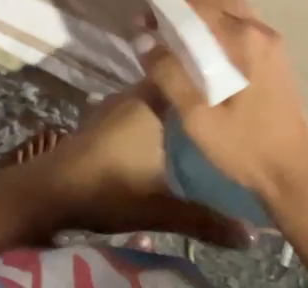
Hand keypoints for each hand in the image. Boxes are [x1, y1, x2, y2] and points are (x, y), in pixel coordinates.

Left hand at [0, 91, 250, 247]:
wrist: (53, 189)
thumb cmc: (108, 188)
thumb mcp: (161, 209)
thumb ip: (207, 220)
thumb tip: (254, 234)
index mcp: (155, 102)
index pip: (192, 73)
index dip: (219, 78)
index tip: (250, 90)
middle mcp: (139, 92)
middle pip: (181, 84)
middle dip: (206, 96)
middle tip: (243, 112)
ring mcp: (122, 102)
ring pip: (164, 96)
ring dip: (185, 107)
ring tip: (220, 124)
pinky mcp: (111, 116)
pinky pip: (149, 106)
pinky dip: (166, 116)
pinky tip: (182, 137)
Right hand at [140, 0, 307, 203]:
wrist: (295, 177)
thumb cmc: (246, 147)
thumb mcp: (198, 117)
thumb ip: (169, 74)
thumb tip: (145, 42)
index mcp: (244, 40)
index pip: (198, 4)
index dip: (166, 7)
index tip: (142, 22)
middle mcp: (261, 32)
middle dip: (184, 4)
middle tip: (158, 23)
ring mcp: (272, 44)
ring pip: (231, 8)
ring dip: (202, 12)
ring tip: (177, 34)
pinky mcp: (275, 58)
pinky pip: (242, 25)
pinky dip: (218, 24)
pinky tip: (203, 50)